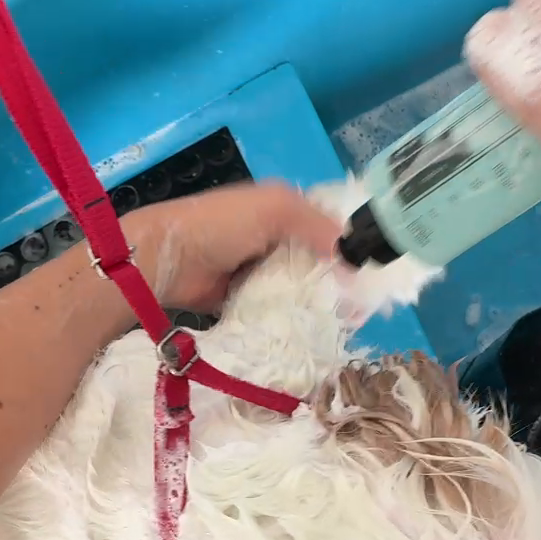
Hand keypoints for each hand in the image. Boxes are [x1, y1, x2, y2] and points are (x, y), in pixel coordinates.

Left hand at [118, 183, 342, 313]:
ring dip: (318, 304)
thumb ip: (316, 224)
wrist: (168, 260)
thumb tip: (354, 256)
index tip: (372, 274)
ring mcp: (261, 272)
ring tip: (344, 324)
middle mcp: (275, 240)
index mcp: (284, 210)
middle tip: (361, 308)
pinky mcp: (248, 300)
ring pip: (300, 289)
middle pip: (318, 263)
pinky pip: (278, 310)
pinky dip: (293, 318)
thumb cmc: (220, 225)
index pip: (328, 228)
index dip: (350, 248)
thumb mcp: (274, 208)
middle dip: (338, 283)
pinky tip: (313, 331)